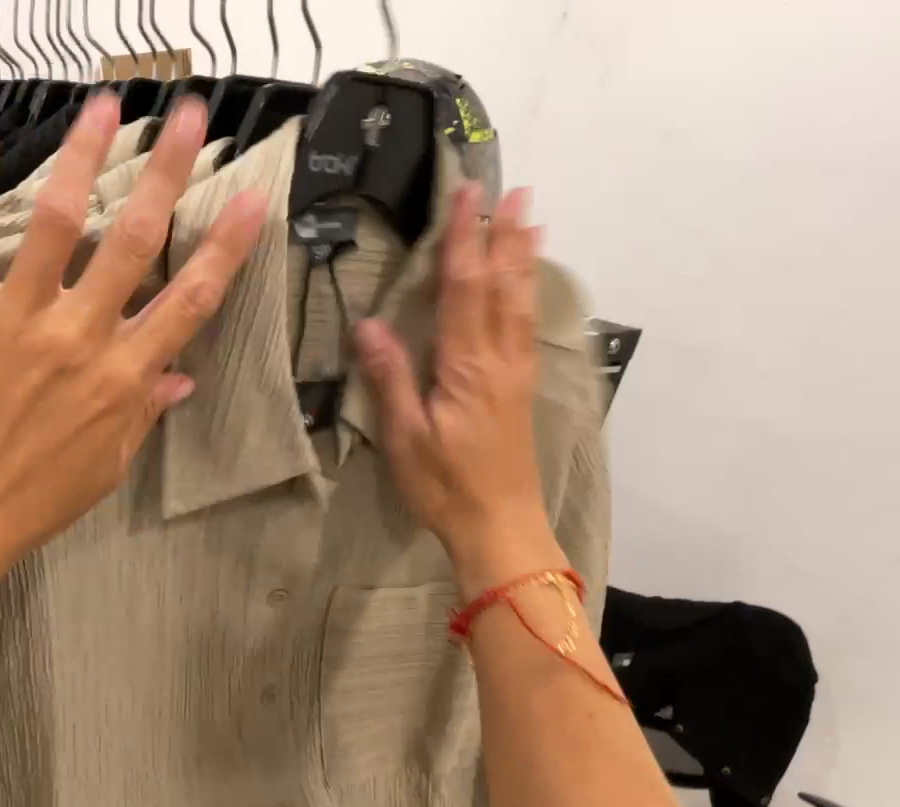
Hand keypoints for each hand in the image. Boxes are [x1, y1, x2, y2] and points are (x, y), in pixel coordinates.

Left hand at [0, 95, 268, 587]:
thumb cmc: (36, 500)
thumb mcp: (108, 467)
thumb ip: (144, 412)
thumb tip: (183, 378)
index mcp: (121, 378)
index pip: (188, 301)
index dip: (225, 247)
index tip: (253, 198)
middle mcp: (77, 337)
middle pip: (133, 240)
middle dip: (169, 171)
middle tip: (191, 114)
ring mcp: (14, 321)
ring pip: (56, 223)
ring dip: (84, 156)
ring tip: (106, 104)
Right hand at [355, 185, 561, 595]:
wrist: (499, 524)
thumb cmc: (444, 484)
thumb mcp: (405, 436)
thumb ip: (390, 377)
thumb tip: (368, 325)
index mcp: (466, 366)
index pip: (466, 289)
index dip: (464, 240)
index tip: (467, 195)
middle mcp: (499, 360)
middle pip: (504, 286)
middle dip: (506, 235)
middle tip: (516, 189)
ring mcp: (515, 373)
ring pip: (521, 302)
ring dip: (524, 257)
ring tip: (530, 219)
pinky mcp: (519, 389)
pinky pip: (526, 325)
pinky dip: (527, 293)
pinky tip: (527, 285)